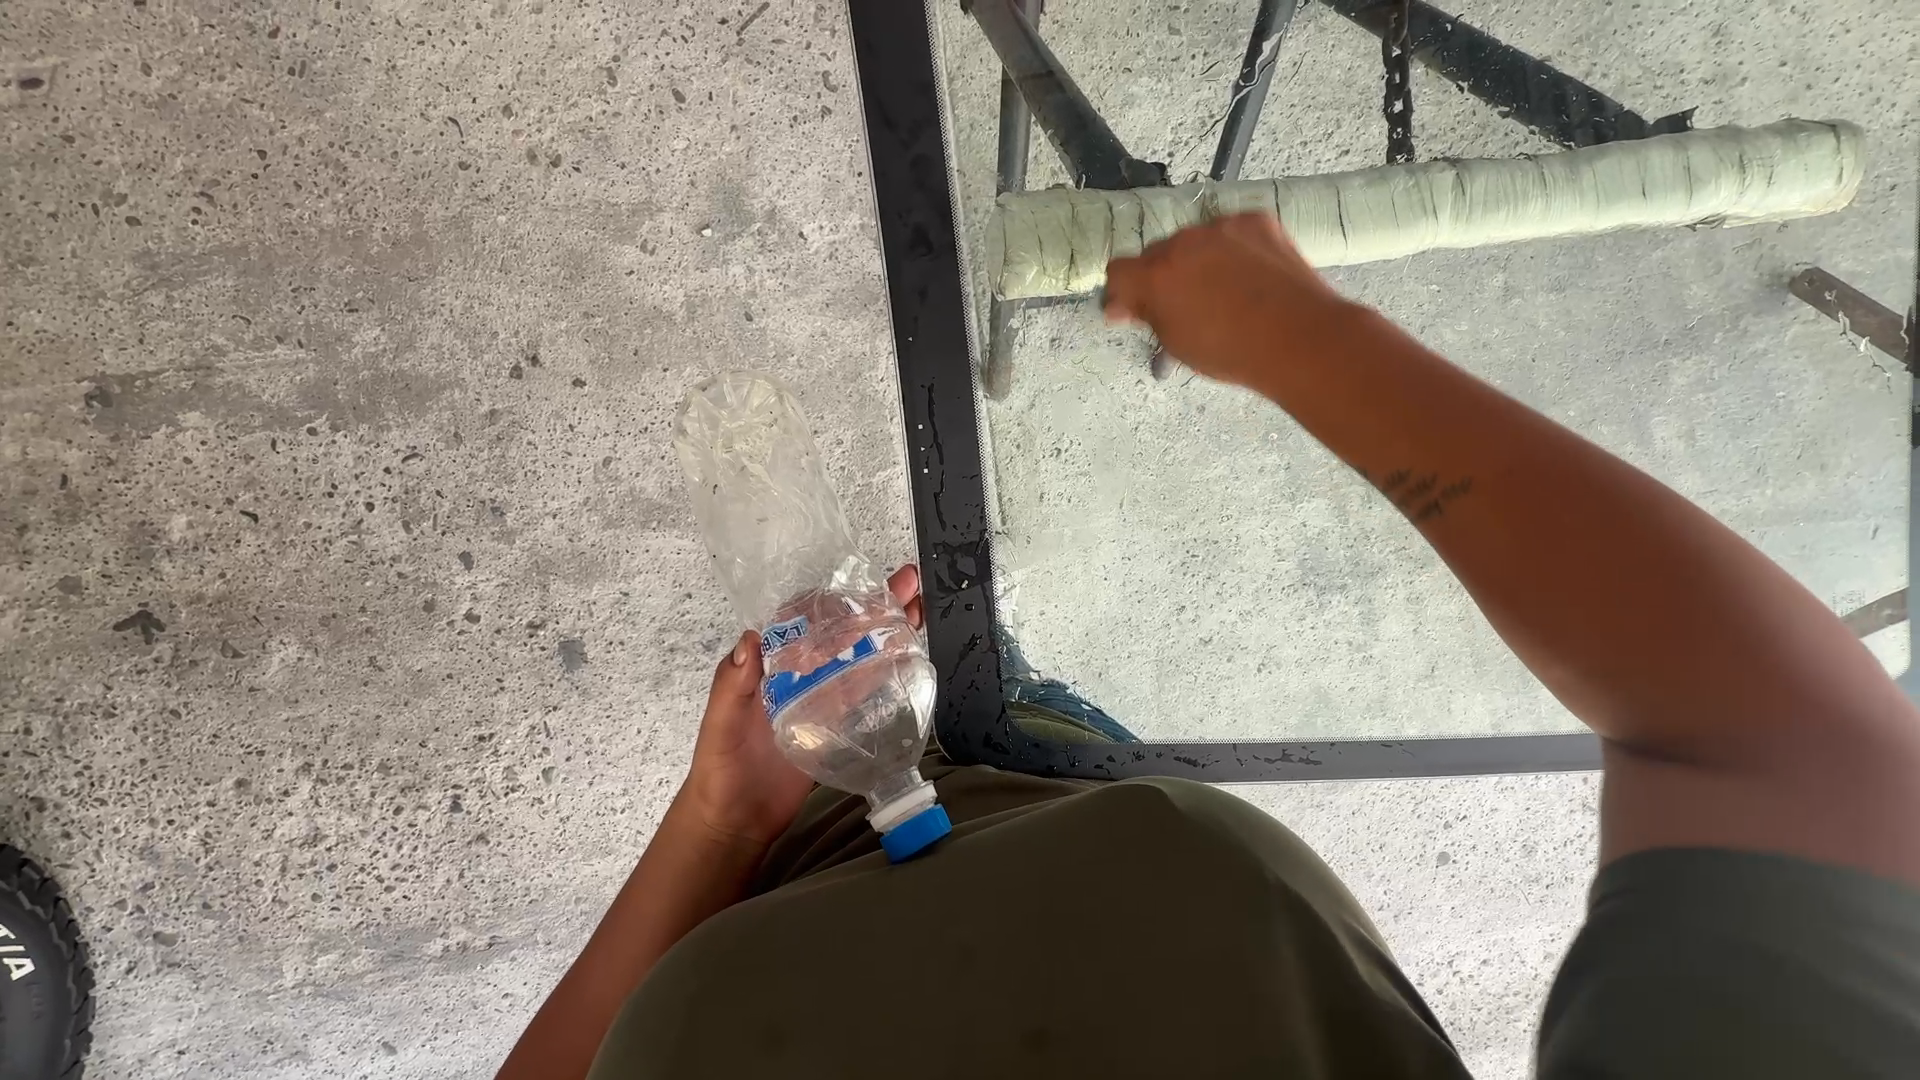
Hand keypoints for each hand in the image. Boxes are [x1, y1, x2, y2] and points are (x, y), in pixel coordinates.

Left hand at [676, 565, 925, 850]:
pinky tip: (913, 653)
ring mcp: (821, 695)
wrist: (737, 822)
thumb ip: (732, 687)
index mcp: (768, 664)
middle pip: (839, 629)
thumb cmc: (720, 770)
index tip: (860, 580)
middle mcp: (797, 671)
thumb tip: (750, 638)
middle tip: (910, 583)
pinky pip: (865, 689)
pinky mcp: (839, 721)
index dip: (831, 596)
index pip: (802, 618)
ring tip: (920, 608)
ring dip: (888, 629)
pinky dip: (889, 668)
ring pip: (858, 653)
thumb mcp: (719, 725)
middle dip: (873, 604)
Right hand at [1103, 213, 1354, 390]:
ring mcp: (1220, 227)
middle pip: (1155, 254)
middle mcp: (1181, 243)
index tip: (1132, 310)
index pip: (1117, 271)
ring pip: (1193, 241)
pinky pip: (1230, 232)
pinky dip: (1231, 250)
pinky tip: (1248, 277)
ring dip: (1196, 261)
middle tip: (1182, 306)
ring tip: (1222, 293)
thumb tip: (1124, 306)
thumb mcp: (1176, 344)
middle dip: (1161, 277)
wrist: (1299, 337)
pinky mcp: (1255, 220)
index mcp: (1155, 277)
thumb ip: (1146, 316)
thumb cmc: (1232, 352)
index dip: (1122, 292)